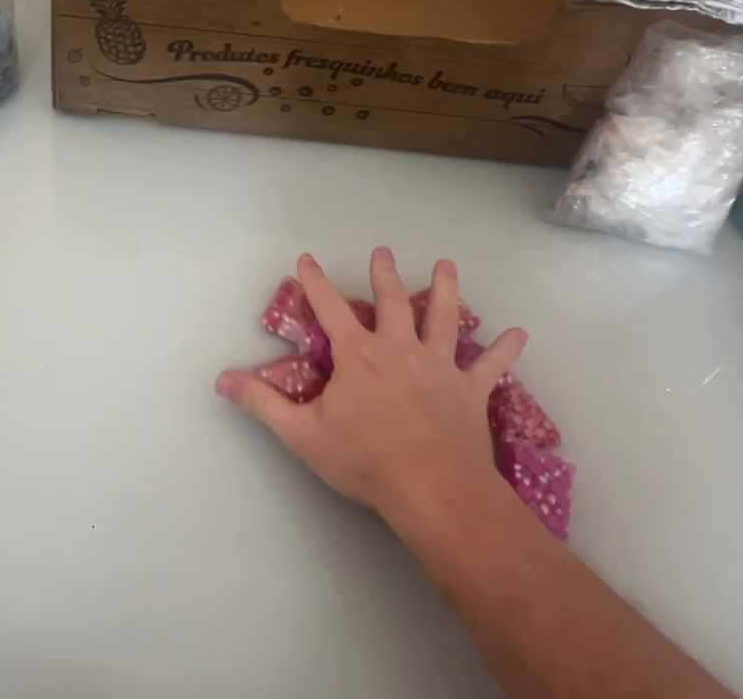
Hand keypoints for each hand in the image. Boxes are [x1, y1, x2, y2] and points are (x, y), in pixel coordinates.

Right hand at [216, 249, 528, 517]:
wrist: (434, 490)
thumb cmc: (365, 460)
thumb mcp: (302, 435)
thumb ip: (262, 403)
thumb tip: (223, 380)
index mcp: (357, 355)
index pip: (329, 307)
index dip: (315, 281)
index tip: (306, 258)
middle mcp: (399, 349)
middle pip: (391, 301)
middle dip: (385, 274)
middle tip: (384, 252)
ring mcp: (440, 366)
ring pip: (443, 318)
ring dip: (445, 290)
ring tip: (447, 265)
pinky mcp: (470, 391)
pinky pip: (491, 365)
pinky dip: (505, 348)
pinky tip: (519, 333)